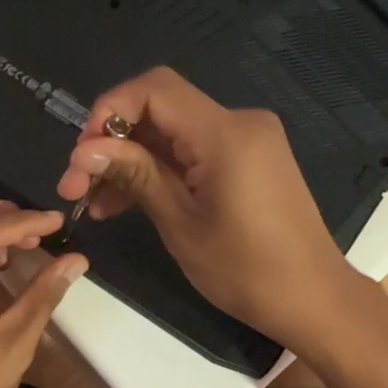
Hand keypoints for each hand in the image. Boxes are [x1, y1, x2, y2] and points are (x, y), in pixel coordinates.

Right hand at [56, 67, 361, 348]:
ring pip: (172, 133)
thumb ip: (134, 176)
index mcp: (225, 133)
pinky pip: (194, 151)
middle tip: (77, 187)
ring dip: (132, 161)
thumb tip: (85, 150)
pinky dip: (161, 171)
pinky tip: (128, 204)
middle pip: (160, 109)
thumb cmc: (244, 269)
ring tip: (95, 205)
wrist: (311, 297)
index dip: (108, 111)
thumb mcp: (180, 223)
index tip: (81, 156)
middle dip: (113, 142)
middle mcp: (239, 122)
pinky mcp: (249, 160)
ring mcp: (248, 140)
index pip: (153, 90)